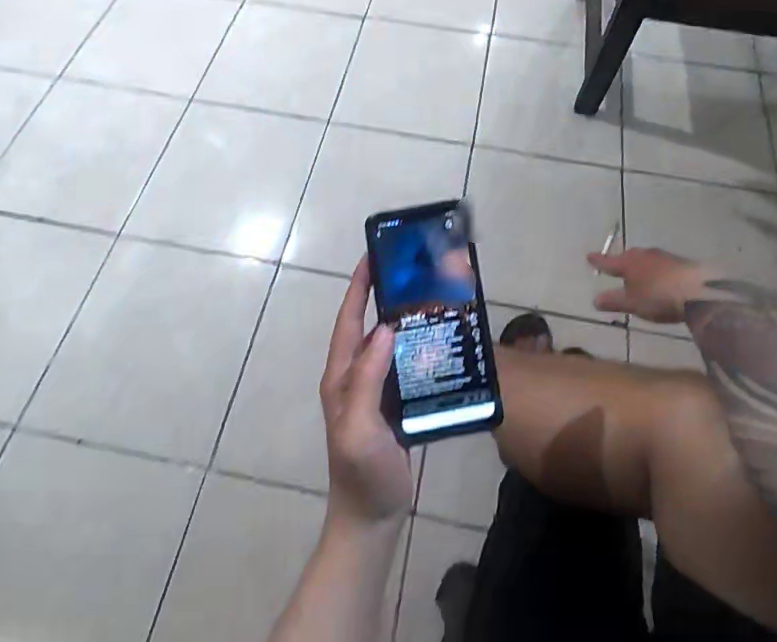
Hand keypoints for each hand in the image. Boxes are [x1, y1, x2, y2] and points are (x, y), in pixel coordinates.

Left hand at [320, 258, 412, 524]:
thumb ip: (367, 378)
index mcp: (340, 376)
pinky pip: (401, 370)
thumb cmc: (361, 471)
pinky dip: (415, 353)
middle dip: (379, 298)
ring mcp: (372, 392)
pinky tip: (437, 346)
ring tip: (426, 300)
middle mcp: (352, 377)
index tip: (370, 259)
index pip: (348, 322)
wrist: (371, 517)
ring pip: (385, 347)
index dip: (357, 290)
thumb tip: (383, 330)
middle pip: (366, 328)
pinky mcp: (390, 408)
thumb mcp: (359, 425)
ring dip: (401, 323)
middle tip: (406, 274)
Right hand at [587, 247, 717, 323]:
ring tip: (644, 275)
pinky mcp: (686, 263)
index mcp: (627, 263)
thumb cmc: (659, 297)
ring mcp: (666, 257)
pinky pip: (666, 265)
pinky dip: (662, 271)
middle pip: (629, 257)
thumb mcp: (632, 304)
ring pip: (649, 259)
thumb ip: (613, 301)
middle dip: (623, 261)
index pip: (607, 261)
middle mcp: (644, 255)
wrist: (702, 292)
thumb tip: (595, 300)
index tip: (589, 257)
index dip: (598, 261)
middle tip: (620, 267)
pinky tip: (666, 280)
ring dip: (645, 266)